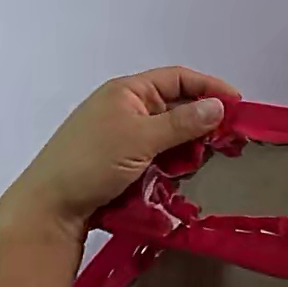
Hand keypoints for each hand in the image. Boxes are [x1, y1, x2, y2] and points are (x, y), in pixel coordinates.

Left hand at [0, 67, 239, 238]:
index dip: (209, 87)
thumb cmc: (91, 163)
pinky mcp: (124, 161)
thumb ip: (183, 122)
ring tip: (192, 166)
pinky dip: (171, 163)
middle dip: (201, 124)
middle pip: (177, 107)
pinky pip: (159, 154)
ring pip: (170, 135)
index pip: (178, 79)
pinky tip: (175, 177)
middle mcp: (127, 108)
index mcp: (128, 91)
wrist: (50, 207)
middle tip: (224, 144)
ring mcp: (124, 135)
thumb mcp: (141, 139)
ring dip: (186, 148)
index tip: (237, 105)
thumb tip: (220, 105)